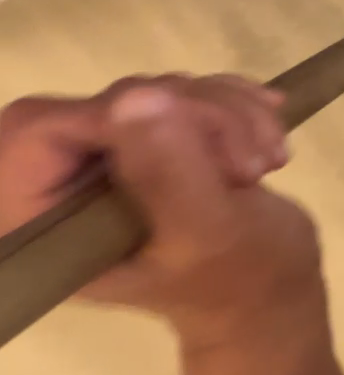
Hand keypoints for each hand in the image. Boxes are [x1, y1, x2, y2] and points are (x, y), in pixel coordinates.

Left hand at [0, 76, 320, 347]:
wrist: (276, 284)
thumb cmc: (239, 274)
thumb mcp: (208, 231)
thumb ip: (170, 172)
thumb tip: (138, 98)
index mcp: (37, 216)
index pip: (43, 128)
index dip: (124, 119)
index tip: (211, 148)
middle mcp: (61, 180)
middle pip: (111, 100)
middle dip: (200, 115)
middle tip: (249, 162)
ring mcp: (114, 159)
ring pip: (163, 91)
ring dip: (234, 113)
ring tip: (267, 160)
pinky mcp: (161, 141)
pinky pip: (194, 91)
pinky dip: (243, 103)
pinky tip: (271, 134)